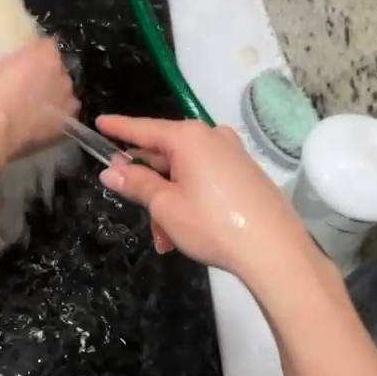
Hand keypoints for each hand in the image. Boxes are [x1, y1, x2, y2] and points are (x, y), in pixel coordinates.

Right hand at [0, 39, 79, 161]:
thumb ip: (17, 61)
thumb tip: (24, 62)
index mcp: (44, 54)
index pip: (47, 45)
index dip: (37, 54)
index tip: (26, 62)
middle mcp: (62, 73)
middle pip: (58, 69)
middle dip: (47, 74)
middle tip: (29, 86)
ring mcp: (68, 98)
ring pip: (65, 91)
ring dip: (55, 94)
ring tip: (38, 106)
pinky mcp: (69, 121)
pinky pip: (68, 112)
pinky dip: (59, 113)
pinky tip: (45, 121)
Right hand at [95, 116, 323, 286]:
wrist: (277, 253)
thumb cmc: (213, 224)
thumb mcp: (165, 206)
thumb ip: (136, 184)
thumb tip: (111, 171)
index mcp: (189, 138)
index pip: (143, 128)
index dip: (118, 128)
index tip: (99, 122)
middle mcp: (212, 137)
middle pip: (164, 153)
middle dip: (146, 182)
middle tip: (132, 205)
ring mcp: (232, 155)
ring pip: (184, 171)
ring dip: (167, 200)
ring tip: (164, 239)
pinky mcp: (245, 174)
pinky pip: (205, 179)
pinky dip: (189, 199)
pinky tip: (185, 230)